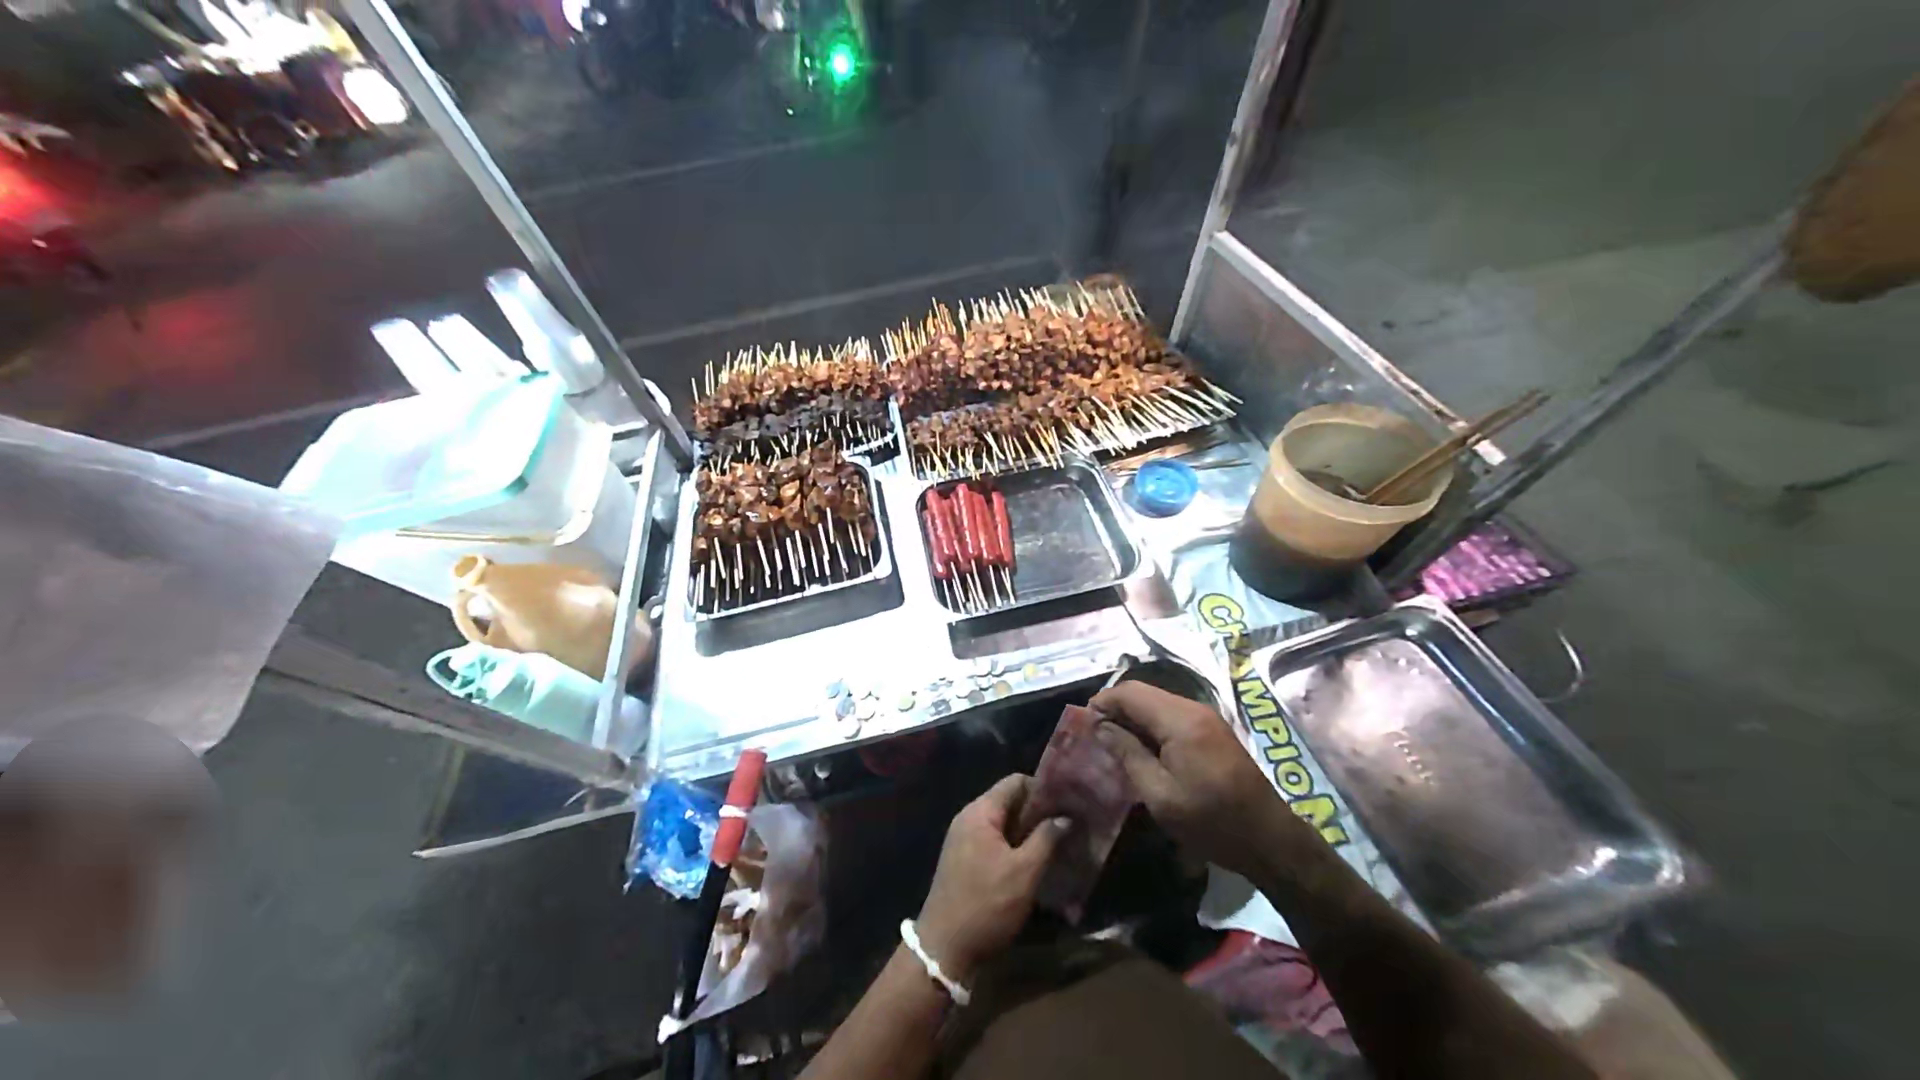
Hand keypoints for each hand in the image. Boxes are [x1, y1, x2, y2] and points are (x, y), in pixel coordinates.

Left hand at [915, 775, 1069, 981]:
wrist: (944, 949)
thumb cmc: (987, 904)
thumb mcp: (1024, 871)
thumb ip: (1047, 838)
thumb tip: (1065, 816)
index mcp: (980, 811)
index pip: (1016, 782)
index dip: (1044, 790)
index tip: (1069, 805)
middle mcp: (969, 819)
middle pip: (1010, 803)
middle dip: (1039, 813)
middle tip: (1069, 827)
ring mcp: (964, 841)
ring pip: (1004, 826)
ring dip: (1029, 834)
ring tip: (1059, 846)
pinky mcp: (964, 862)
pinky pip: (995, 843)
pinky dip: (1015, 849)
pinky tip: (1036, 865)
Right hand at [1091, 681, 1325, 878]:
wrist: (1270, 840)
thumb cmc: (1211, 822)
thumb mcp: (1160, 795)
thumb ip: (1128, 754)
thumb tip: (1101, 727)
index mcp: (1180, 720)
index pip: (1130, 692)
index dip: (1102, 702)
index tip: (1082, 726)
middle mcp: (1194, 709)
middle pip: (1143, 693)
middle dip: (1115, 709)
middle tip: (1094, 737)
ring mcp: (1207, 719)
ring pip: (1157, 702)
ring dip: (1133, 718)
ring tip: (1113, 745)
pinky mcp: (1213, 731)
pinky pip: (1172, 715)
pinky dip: (1151, 726)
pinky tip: (1142, 750)